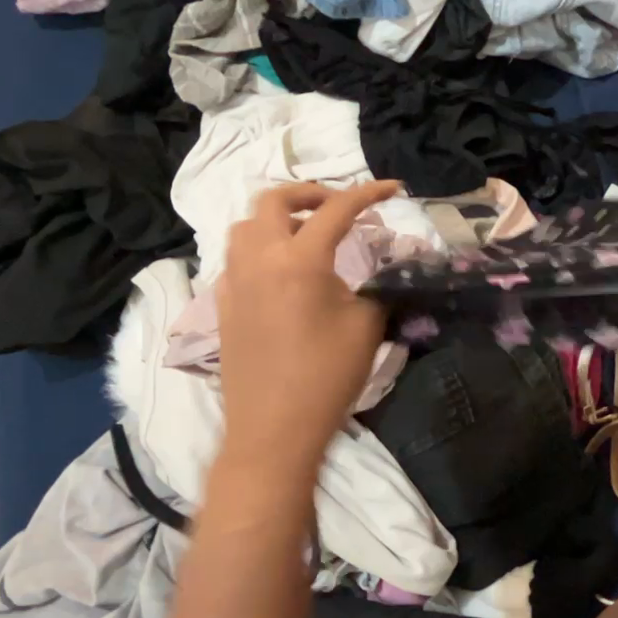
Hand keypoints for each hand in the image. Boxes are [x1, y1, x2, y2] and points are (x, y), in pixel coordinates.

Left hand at [216, 181, 402, 472]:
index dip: (368, 193)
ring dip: (279, 219)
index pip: (336, 209)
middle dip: (309, 194)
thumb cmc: (328, 374)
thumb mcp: (368, 324)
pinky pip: (237, 258)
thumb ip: (378, 284)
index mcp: (299, 260)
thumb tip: (385, 266)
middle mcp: (260, 260)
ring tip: (309, 235)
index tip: (393, 188)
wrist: (274, 429)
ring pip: (247, 227)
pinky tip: (284, 272)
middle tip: (338, 206)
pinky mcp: (223, 306)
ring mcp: (235, 282)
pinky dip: (262, 249)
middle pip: (273, 201)